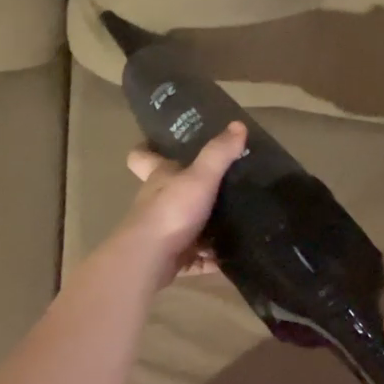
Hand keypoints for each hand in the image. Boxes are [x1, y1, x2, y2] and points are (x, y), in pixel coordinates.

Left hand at [117, 122, 245, 285]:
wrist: (151, 259)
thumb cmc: (171, 211)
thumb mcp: (200, 177)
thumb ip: (219, 153)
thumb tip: (239, 124)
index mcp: (159, 177)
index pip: (143, 156)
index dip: (148, 148)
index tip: (162, 144)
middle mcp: (158, 203)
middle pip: (173, 193)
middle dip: (193, 192)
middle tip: (225, 186)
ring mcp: (164, 233)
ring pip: (187, 227)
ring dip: (208, 229)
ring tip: (240, 224)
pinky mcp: (173, 259)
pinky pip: (197, 258)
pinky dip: (212, 259)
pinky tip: (232, 258)